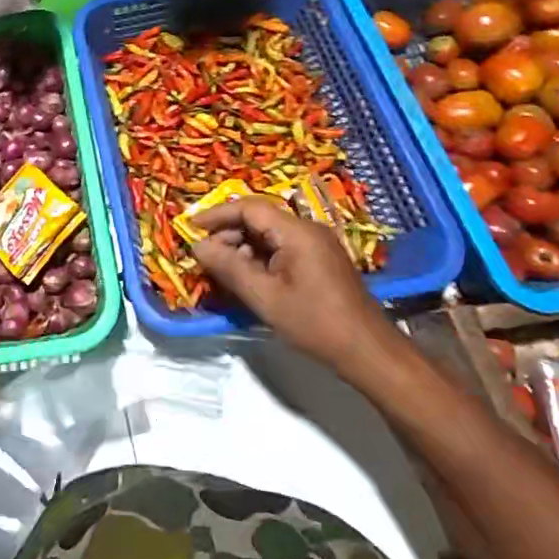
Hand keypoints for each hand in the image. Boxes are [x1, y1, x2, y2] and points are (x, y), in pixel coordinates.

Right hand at [190, 198, 397, 371]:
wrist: (367, 350)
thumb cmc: (315, 323)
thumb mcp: (264, 297)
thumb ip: (229, 268)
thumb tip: (198, 246)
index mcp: (296, 232)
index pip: (249, 208)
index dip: (217, 215)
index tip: (191, 228)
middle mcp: (307, 229)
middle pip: (259, 218)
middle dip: (228, 233)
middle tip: (206, 255)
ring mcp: (316, 244)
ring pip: (269, 234)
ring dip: (243, 246)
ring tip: (224, 270)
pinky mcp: (320, 260)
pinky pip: (282, 247)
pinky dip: (260, 256)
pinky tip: (249, 278)